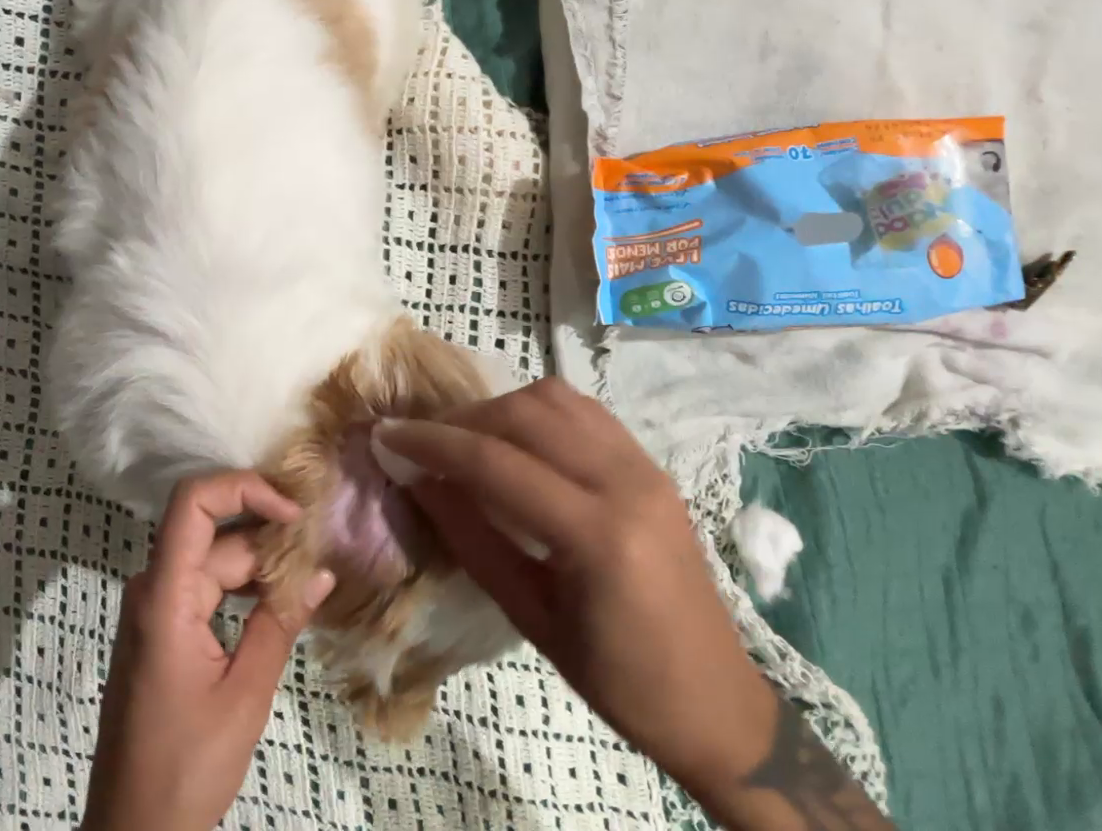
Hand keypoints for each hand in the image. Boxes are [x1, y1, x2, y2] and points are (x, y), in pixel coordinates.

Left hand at [82, 472, 335, 830]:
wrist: (134, 823)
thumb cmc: (187, 763)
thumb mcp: (245, 693)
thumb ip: (279, 624)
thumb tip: (320, 572)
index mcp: (163, 595)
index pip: (192, 503)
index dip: (242, 489)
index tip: (294, 512)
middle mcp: (152, 589)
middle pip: (212, 537)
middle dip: (267, 537)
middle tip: (325, 550)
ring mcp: (153, 610)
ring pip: (211, 563)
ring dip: (258, 566)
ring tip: (313, 574)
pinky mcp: (161, 632)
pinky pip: (204, 591)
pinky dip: (241, 591)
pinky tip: (280, 602)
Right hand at [373, 378, 891, 830]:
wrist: (716, 702)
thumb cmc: (617, 679)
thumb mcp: (528, 615)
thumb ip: (469, 538)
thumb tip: (415, 479)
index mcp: (599, 536)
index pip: (496, 462)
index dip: (431, 443)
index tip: (385, 437)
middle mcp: (629, 484)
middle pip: (524, 414)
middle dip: (458, 420)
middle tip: (418, 443)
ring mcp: (647, 469)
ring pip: (556, 400)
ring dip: (497, 409)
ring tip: (461, 440)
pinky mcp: (653, 467)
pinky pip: (584, 413)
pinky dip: (536, 413)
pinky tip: (511, 442)